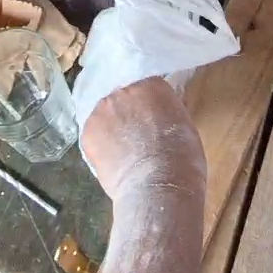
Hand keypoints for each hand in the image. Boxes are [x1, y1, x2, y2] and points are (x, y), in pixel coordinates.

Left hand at [81, 78, 203, 198]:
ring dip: (111, 128)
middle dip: (128, 114)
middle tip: (136, 138)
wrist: (157, 187)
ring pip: (106, 115)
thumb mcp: (184, 126)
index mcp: (152, 85)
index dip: (149, 107)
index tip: (152, 122)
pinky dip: (99, 146)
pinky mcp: (87, 130)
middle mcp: (124, 89)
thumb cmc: (183, 160)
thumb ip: (167, 113)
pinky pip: (93, 134)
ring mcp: (103, 108)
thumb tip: (158, 117)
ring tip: (122, 153)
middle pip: (123, 98)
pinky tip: (111, 162)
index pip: (148, 88)